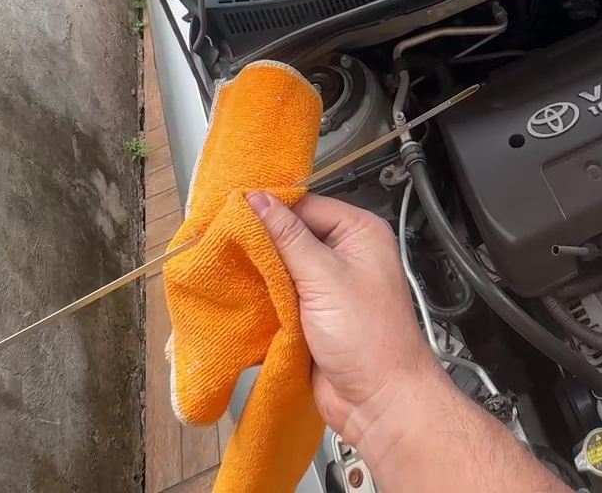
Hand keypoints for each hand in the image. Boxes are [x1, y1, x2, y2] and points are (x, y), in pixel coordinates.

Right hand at [248, 191, 450, 449]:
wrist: (378, 401)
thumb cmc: (370, 337)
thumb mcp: (325, 277)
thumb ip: (289, 238)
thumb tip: (260, 201)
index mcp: (359, 232)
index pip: (307, 206)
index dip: (272, 208)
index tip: (234, 208)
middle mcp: (346, 253)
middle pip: (293, 234)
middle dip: (262, 241)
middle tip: (222, 239)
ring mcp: (329, 284)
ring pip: (284, 266)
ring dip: (260, 271)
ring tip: (224, 265)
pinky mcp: (315, 312)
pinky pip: (282, 294)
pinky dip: (264, 296)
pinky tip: (240, 294)